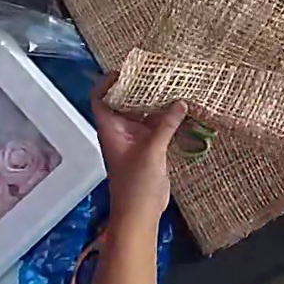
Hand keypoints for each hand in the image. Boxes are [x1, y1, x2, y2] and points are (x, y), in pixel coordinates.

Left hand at [91, 74, 185, 229]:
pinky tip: (182, 108)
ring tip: (173, 84)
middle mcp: (121, 130)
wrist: (140, 213)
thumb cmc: (136, 183)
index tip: (125, 70)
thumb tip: (180, 102)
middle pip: (125, 101)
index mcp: (111, 129)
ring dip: (156, 101)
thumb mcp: (152, 150)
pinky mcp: (150, 147)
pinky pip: (157, 126)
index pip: (101, 98)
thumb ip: (166, 125)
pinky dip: (167, 117)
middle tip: (158, 72)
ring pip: (144, 113)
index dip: (108, 82)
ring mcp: (136, 139)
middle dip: (139, 87)